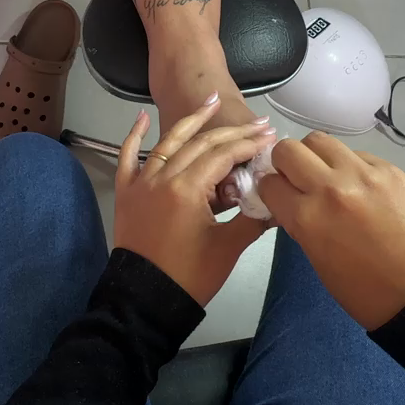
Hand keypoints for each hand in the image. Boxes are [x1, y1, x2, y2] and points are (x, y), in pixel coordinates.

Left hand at [114, 97, 275, 303]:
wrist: (144, 302)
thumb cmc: (190, 277)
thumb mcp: (228, 248)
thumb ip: (253, 218)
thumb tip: (277, 201)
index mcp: (188, 188)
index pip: (223, 155)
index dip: (248, 144)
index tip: (270, 137)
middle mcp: (163, 176)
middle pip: (201, 144)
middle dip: (231, 132)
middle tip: (257, 122)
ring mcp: (142, 182)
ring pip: (169, 142)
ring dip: (191, 121)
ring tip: (211, 102)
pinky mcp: (126, 192)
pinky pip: (127, 156)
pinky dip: (133, 135)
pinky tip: (141, 116)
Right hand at [256, 134, 404, 327]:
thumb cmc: (364, 290)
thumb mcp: (316, 259)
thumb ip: (298, 221)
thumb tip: (287, 198)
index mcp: (308, 218)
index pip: (269, 183)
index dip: (269, 188)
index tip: (277, 194)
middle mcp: (331, 188)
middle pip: (288, 150)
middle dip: (284, 164)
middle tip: (297, 179)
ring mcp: (362, 174)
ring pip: (320, 140)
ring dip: (314, 156)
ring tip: (326, 174)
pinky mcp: (389, 169)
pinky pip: (356, 153)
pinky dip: (349, 165)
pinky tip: (359, 185)